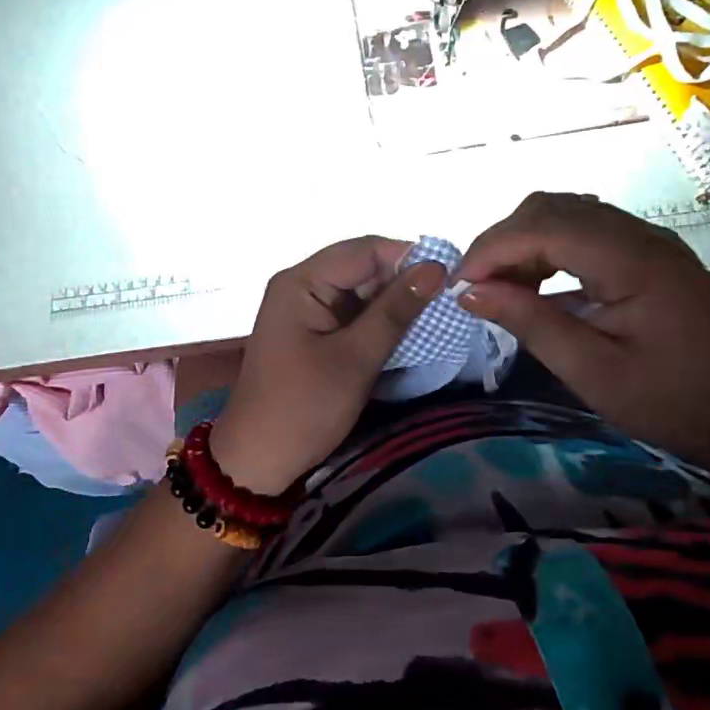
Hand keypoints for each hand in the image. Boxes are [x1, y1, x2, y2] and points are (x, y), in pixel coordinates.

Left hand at [211, 237, 446, 492]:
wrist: (259, 459)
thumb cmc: (304, 408)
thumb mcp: (356, 358)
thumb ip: (396, 310)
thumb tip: (437, 267)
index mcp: (301, 282)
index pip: (365, 249)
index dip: (408, 258)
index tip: (450, 278)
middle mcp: (302, 285)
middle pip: (363, 267)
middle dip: (403, 282)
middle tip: (447, 304)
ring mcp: (308, 309)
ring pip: (363, 291)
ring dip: (395, 304)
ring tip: (435, 319)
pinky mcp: (315, 331)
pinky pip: (355, 313)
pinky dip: (381, 322)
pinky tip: (408, 334)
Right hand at [456, 192, 709, 462]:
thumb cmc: (664, 400)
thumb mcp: (591, 371)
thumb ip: (531, 324)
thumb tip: (471, 293)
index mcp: (634, 261)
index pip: (547, 227)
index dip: (494, 248)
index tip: (460, 285)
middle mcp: (642, 234)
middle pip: (553, 208)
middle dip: (503, 241)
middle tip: (477, 287)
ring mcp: (646, 238)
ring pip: (566, 212)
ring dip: (524, 242)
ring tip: (501, 287)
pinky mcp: (644, 250)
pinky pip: (583, 230)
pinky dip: (548, 248)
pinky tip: (535, 282)